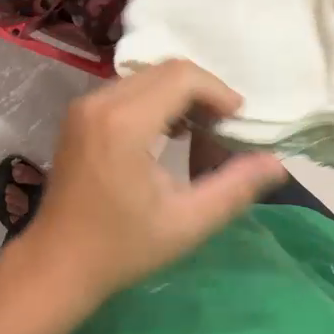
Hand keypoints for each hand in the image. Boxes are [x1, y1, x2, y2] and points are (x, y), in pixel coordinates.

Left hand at [17, 60, 287, 300]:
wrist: (57, 263)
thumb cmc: (122, 247)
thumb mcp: (186, 223)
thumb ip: (233, 188)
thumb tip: (276, 164)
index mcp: (124, 122)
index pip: (181, 77)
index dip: (217, 91)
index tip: (239, 120)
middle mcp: (101, 100)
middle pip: (164, 70)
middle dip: (201, 91)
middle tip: (225, 127)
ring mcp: (85, 104)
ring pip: (146, 76)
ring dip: (179, 94)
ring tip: (202, 132)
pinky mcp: (79, 112)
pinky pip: (127, 88)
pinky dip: (155, 100)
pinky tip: (170, 134)